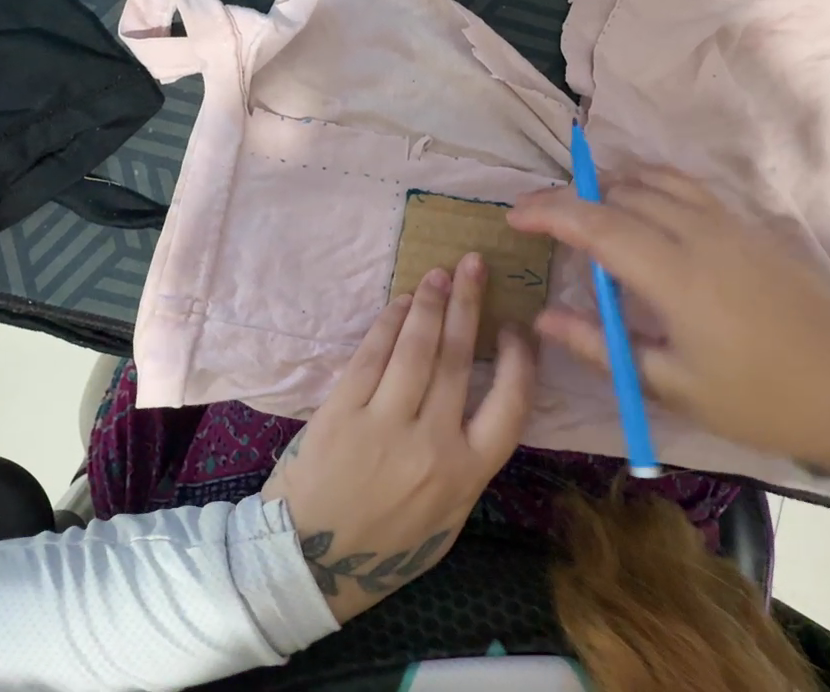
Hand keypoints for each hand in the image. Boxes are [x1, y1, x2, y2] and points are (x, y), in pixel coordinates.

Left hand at [261, 252, 537, 623]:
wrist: (309, 564)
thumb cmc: (384, 545)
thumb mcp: (446, 519)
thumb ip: (467, 465)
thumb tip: (477, 405)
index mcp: (467, 475)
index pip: (511, 405)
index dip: (519, 361)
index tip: (516, 329)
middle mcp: (433, 444)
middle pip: (459, 360)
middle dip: (470, 306)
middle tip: (476, 264)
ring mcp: (385, 424)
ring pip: (417, 349)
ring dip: (431, 305)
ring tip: (440, 274)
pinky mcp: (343, 411)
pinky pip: (372, 356)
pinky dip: (390, 324)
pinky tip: (402, 304)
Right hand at [507, 167, 829, 477]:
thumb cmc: (759, 397)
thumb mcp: (671, 385)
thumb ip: (600, 346)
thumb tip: (541, 318)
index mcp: (676, 275)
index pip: (597, 223)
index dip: (549, 212)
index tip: (513, 216)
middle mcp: (699, 234)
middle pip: (619, 194)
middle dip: (570, 200)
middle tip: (538, 222)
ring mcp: (728, 223)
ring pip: (653, 181)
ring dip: (608, 187)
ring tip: (580, 211)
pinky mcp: (748, 225)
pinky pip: (685, 186)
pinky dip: (647, 184)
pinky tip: (636, 207)